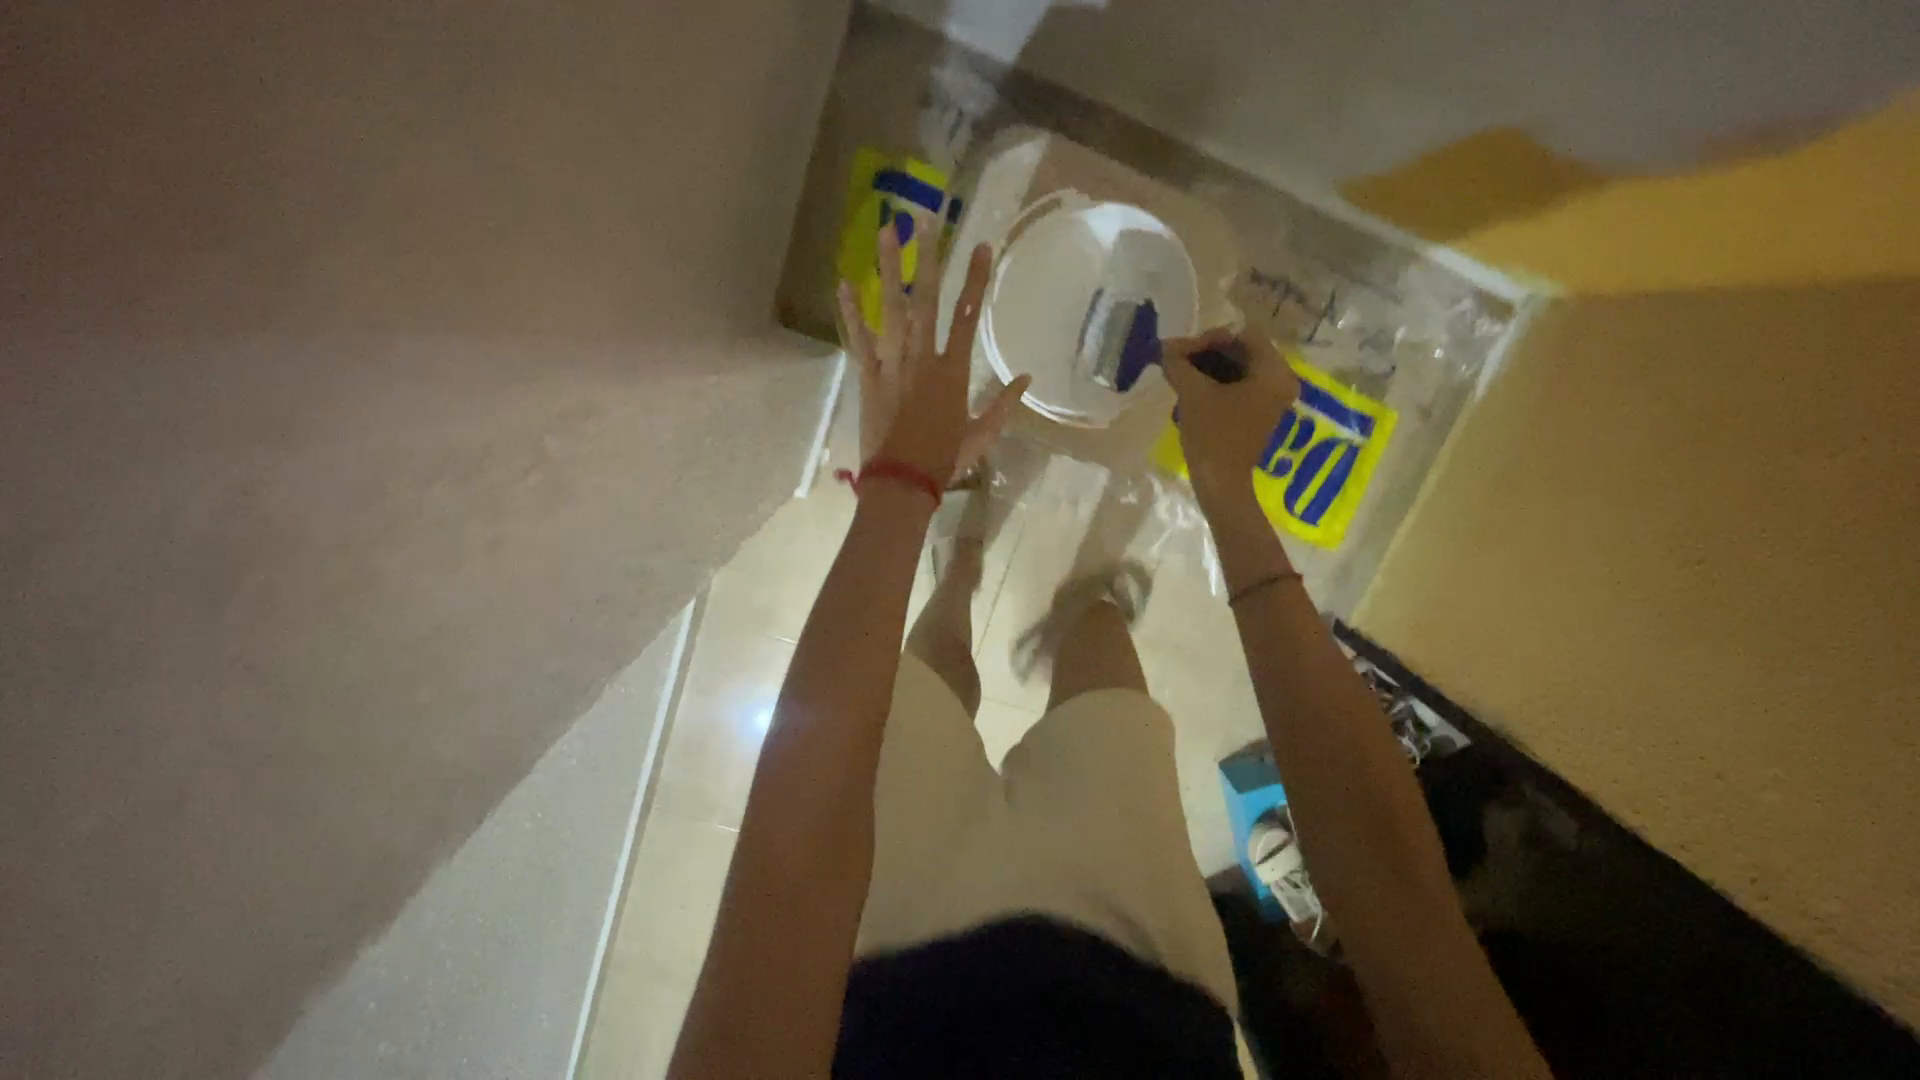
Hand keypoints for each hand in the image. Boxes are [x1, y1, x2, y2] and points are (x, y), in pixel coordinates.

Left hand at [835, 214, 1030, 486]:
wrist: (901, 483)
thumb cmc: (944, 461)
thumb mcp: (982, 434)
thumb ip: (1004, 404)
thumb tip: (1026, 377)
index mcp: (954, 371)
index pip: (969, 315)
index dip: (976, 279)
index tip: (981, 246)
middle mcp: (923, 358)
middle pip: (925, 299)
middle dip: (927, 257)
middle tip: (926, 219)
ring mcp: (892, 365)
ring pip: (891, 309)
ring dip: (887, 268)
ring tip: (885, 230)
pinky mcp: (868, 377)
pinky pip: (858, 340)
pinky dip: (850, 312)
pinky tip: (844, 282)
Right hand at [1161, 329, 1297, 504]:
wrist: (1220, 484)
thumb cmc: (1212, 436)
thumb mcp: (1193, 394)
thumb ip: (1179, 364)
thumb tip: (1166, 347)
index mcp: (1274, 372)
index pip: (1243, 335)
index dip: (1208, 338)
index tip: (1180, 352)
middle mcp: (1280, 380)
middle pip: (1241, 350)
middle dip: (1206, 353)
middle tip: (1175, 360)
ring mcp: (1272, 398)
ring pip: (1238, 368)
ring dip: (1207, 368)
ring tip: (1178, 375)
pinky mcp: (1259, 413)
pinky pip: (1239, 386)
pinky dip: (1215, 384)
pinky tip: (1190, 390)